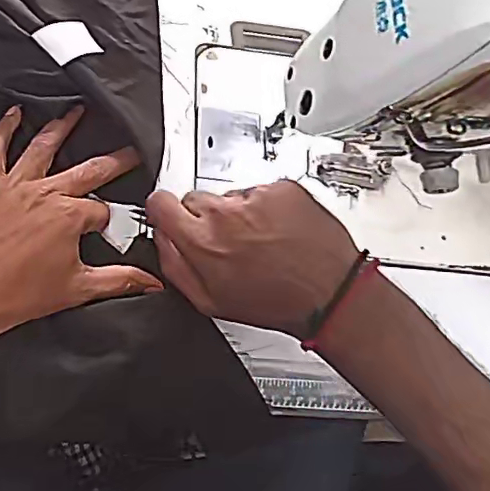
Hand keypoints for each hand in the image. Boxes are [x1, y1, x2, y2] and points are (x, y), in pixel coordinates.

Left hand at [0, 106, 162, 369]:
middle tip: (129, 151)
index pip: (103, 211)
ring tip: (77, 112)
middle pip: (88, 169)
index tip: (109, 228)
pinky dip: (4, 128)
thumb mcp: (77, 290)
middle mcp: (43, 193)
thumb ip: (120, 280)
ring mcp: (14, 186)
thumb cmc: (12, 296)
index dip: (109, 221)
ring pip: (44, 145)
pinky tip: (13, 115)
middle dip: (115, 159)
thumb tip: (149, 281)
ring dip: (63, 126)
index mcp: (68, 216)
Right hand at [145, 180, 360, 337]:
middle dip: (203, 218)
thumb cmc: (274, 301)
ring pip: (229, 196)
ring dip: (238, 214)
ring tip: (260, 241)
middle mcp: (225, 213)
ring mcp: (255, 198)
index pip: (160, 202)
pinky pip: (261, 192)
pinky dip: (266, 208)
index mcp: (201, 241)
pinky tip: (278, 232)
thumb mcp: (208, 301)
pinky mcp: (282, 188)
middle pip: (194, 198)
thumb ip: (173, 265)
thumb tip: (161, 240)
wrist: (330, 293)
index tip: (171, 216)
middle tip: (227, 241)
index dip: (163, 210)